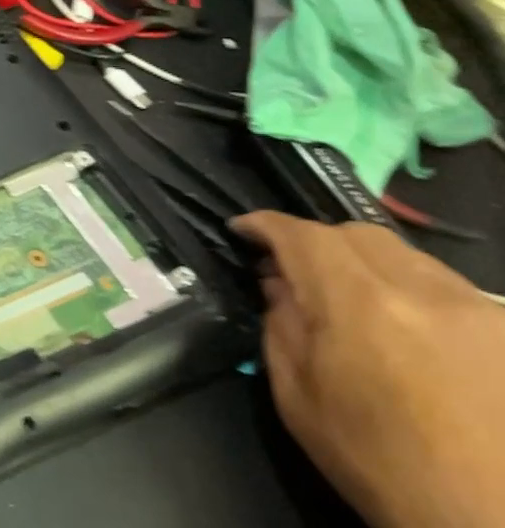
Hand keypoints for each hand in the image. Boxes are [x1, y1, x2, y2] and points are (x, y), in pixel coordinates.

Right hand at [232, 211, 504, 527]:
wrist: (490, 522)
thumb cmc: (377, 461)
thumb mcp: (298, 393)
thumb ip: (281, 324)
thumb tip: (279, 284)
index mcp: (360, 305)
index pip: (303, 235)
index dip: (264, 225)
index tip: (242, 231)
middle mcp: (425, 294)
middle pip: (360, 234)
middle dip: (317, 241)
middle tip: (292, 269)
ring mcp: (481, 313)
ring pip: (409, 258)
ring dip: (367, 265)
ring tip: (350, 301)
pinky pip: (448, 290)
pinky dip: (411, 291)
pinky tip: (404, 329)